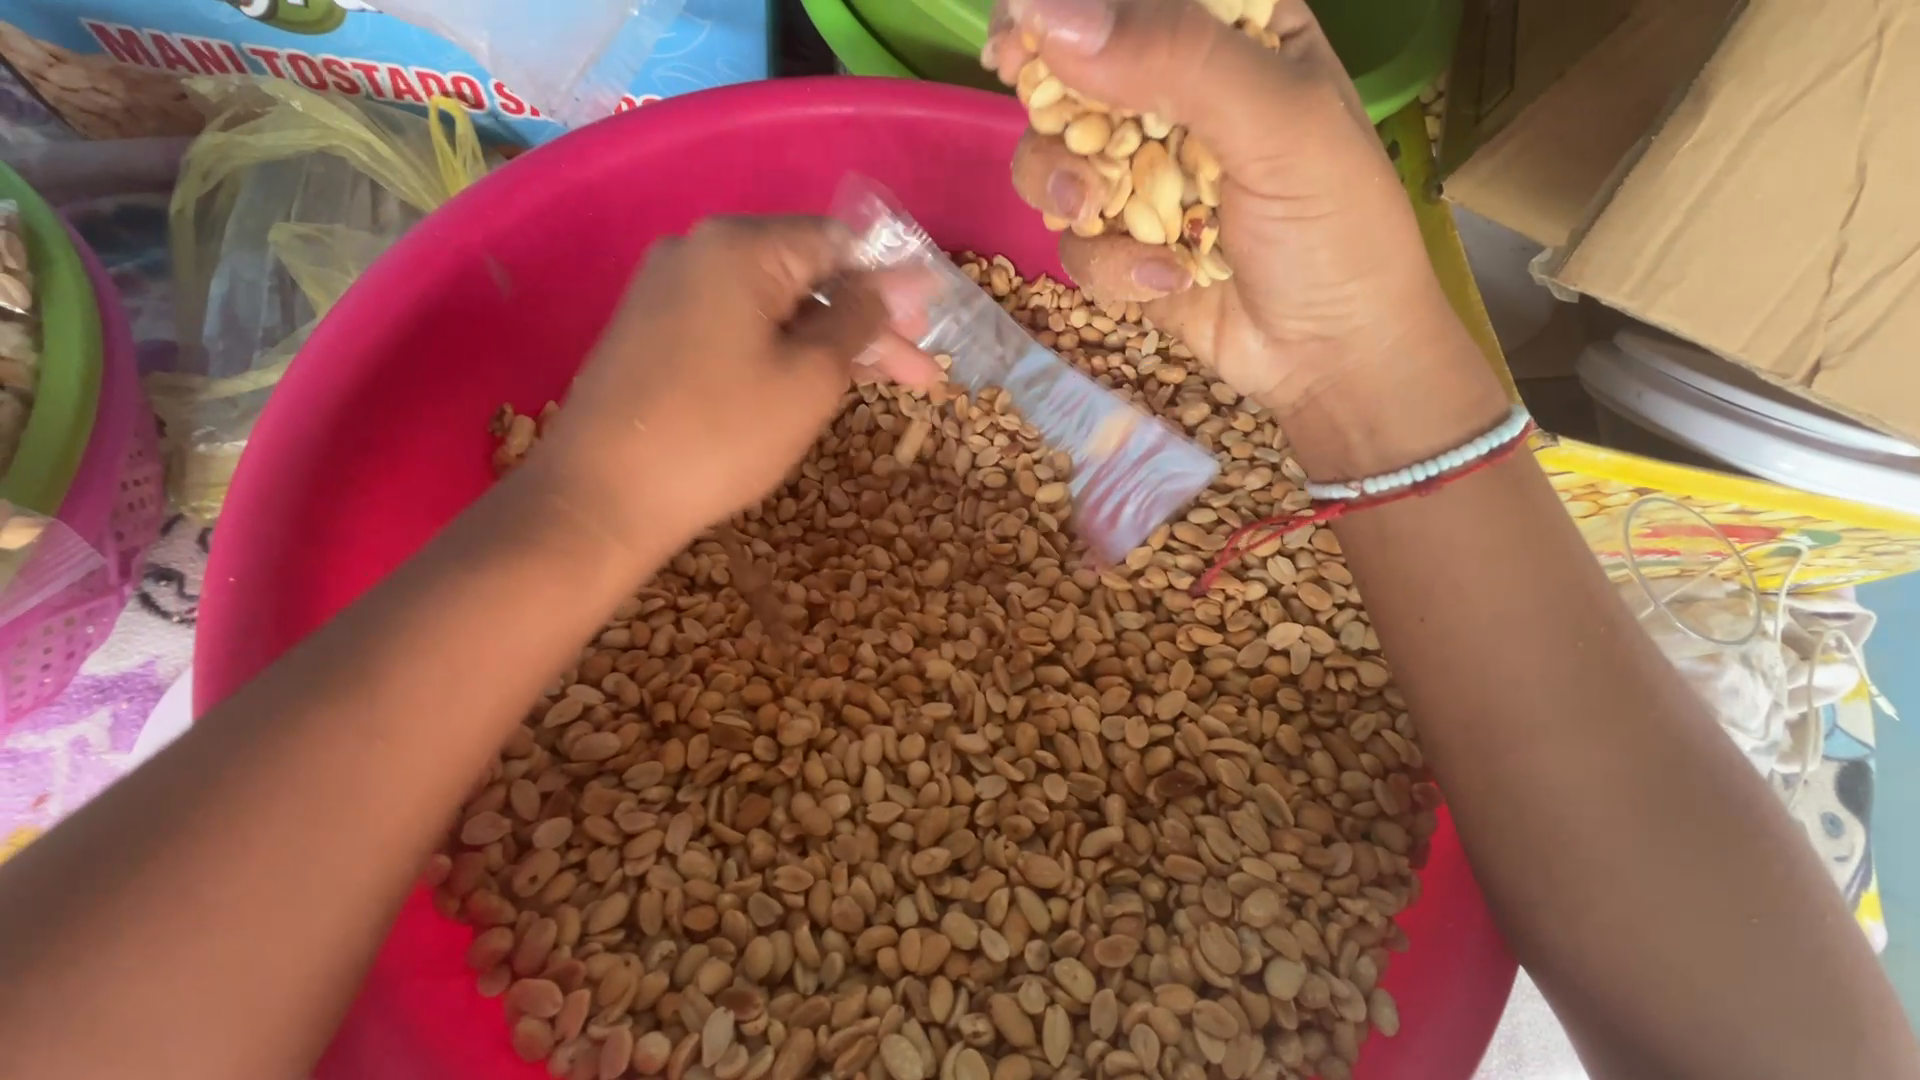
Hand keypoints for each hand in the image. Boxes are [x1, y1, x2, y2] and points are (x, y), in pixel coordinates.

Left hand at [530, 216, 940, 552]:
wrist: (602, 496)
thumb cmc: (719, 435)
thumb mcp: (809, 378)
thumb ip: (858, 321)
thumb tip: (894, 284)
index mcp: (740, 247)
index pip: (838, 243)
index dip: (893, 281)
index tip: (933, 319)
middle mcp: (699, 250)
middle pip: (807, 275)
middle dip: (868, 323)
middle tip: (920, 369)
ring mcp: (670, 290)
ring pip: (774, 305)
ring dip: (830, 341)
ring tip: (881, 382)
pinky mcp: (655, 331)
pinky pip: (738, 325)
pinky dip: (784, 349)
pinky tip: (816, 379)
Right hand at [987, 0, 1497, 421]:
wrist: (1330, 356)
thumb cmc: (1334, 227)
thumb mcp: (1275, 122)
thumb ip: (1172, 60)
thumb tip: (1047, 15)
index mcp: (1233, 40)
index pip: (1135, 1)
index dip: (1066, 13)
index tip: (1016, 36)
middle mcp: (1177, 103)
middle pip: (1074, 80)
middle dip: (1052, 114)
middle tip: (1043, 124)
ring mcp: (1144, 181)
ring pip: (1056, 164)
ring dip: (1064, 191)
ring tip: (1096, 214)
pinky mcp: (1125, 249)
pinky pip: (1076, 243)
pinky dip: (1110, 265)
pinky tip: (1166, 282)